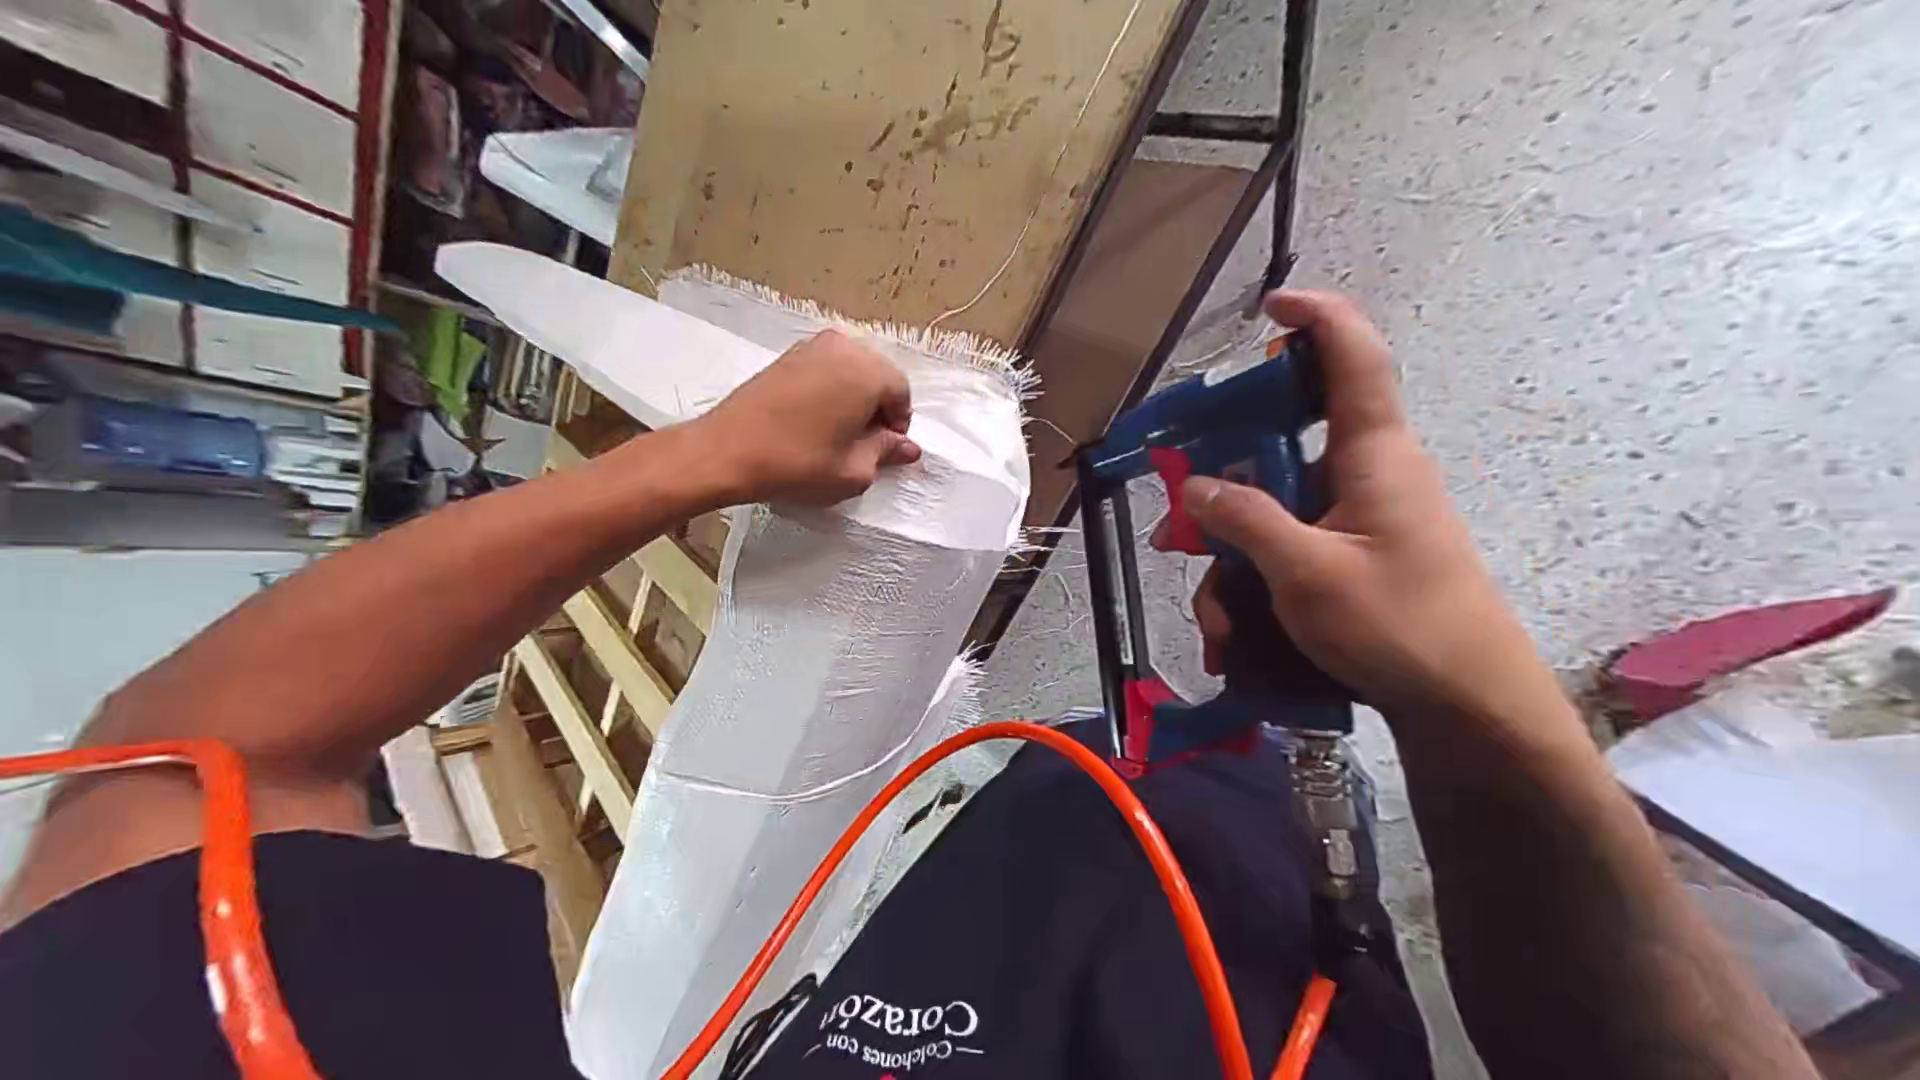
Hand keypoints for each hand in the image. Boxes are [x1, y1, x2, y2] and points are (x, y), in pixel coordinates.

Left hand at [692, 330, 922, 505]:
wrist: (727, 451)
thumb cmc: (799, 463)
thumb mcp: (854, 470)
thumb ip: (886, 452)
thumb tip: (907, 447)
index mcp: (868, 372)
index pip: (901, 393)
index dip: (899, 424)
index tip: (885, 450)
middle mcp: (843, 348)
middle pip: (878, 376)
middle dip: (878, 407)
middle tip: (864, 443)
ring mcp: (812, 347)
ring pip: (851, 371)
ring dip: (854, 398)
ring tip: (838, 432)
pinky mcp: (787, 356)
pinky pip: (825, 369)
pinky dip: (830, 390)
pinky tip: (816, 420)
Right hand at [1161, 291, 1560, 726]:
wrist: (1469, 707)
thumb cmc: (1400, 626)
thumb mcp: (1307, 573)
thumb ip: (1246, 520)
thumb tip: (1196, 486)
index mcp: (1372, 456)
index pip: (1352, 361)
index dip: (1316, 320)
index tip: (1271, 305)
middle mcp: (1363, 478)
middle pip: (1278, 452)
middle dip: (1221, 493)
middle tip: (1178, 531)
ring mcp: (1354, 523)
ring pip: (1270, 516)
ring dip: (1230, 564)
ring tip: (1217, 621)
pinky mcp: (1348, 560)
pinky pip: (1284, 554)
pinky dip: (1253, 588)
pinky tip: (1235, 639)